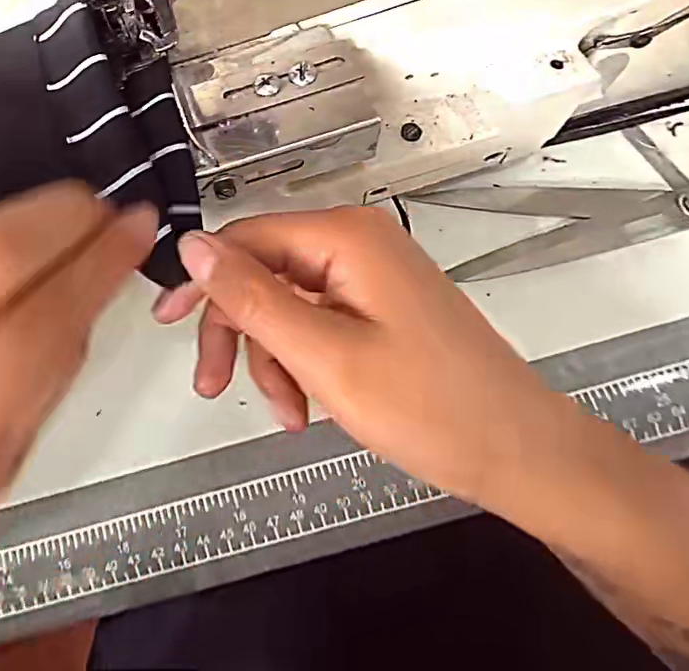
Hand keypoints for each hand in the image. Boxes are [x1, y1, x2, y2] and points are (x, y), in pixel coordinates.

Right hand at [153, 207, 572, 512]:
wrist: (520, 452)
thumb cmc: (431, 407)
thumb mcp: (322, 356)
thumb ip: (251, 297)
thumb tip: (192, 246)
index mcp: (345, 236)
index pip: (246, 238)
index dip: (203, 281)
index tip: (169, 323)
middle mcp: (357, 240)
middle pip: (264, 270)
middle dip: (240, 330)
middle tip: (215, 384)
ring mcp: (370, 271)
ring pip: (287, 301)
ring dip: (273, 356)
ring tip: (288, 412)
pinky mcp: (378, 301)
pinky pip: (317, 318)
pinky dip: (303, 359)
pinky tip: (308, 403)